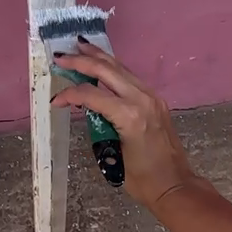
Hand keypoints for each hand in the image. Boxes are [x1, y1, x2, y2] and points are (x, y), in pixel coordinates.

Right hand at [51, 38, 198, 208]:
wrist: (175, 185)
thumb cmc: (142, 179)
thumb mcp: (112, 155)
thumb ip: (100, 127)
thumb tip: (88, 108)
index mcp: (129, 116)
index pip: (92, 94)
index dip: (70, 94)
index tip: (56, 100)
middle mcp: (141, 98)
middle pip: (106, 70)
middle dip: (81, 61)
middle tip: (61, 56)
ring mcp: (150, 95)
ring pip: (120, 67)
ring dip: (98, 56)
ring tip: (80, 46)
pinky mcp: (154, 98)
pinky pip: (129, 75)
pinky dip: (112, 67)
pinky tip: (102, 63)